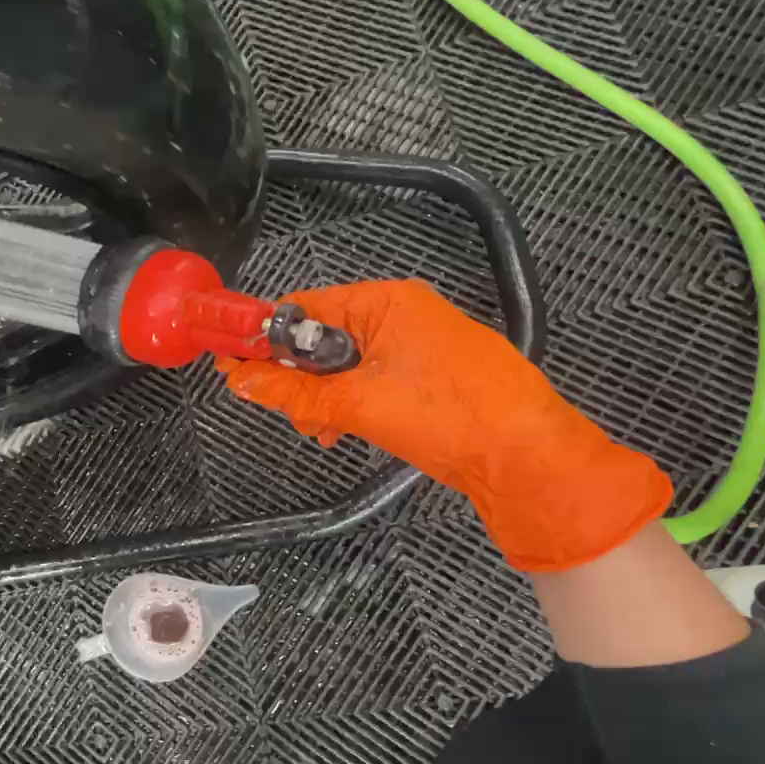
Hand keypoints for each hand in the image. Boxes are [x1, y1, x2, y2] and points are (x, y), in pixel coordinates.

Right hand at [221, 279, 669, 571]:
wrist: (529, 461)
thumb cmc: (454, 418)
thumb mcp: (357, 404)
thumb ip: (293, 392)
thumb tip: (240, 380)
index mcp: (385, 302)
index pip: (303, 308)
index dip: (265, 339)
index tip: (235, 366)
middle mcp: (401, 313)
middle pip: (320, 338)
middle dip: (297, 379)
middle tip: (290, 413)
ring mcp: (417, 343)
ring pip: (343, 364)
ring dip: (321, 398)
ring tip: (325, 431)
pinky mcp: (427, 373)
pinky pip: (369, 379)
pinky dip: (349, 404)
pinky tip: (344, 431)